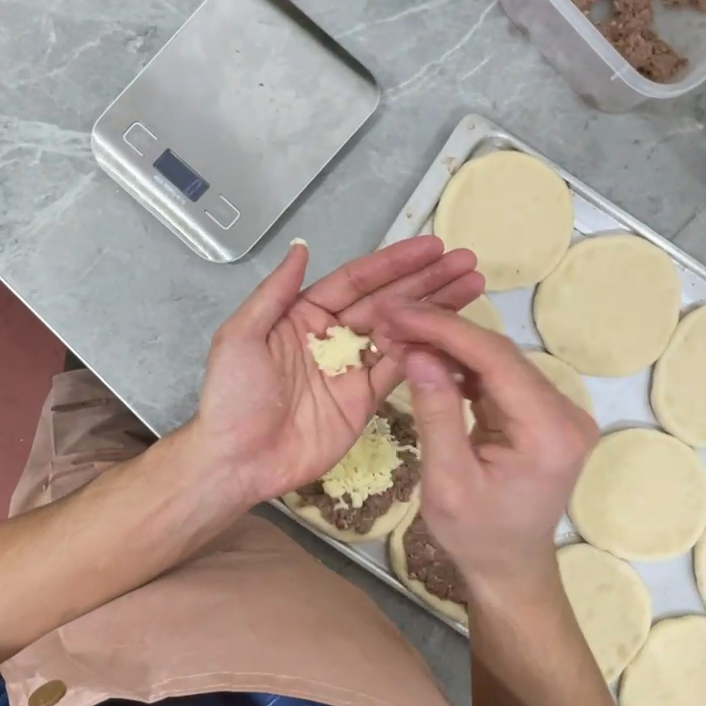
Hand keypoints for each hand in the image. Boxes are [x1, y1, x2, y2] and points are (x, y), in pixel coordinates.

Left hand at [185, 237, 483, 505]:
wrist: (238, 460)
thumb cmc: (232, 396)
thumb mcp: (240, 336)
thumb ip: (275, 293)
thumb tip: (302, 247)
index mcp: (302, 315)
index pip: (355, 281)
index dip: (393, 263)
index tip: (432, 246)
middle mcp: (331, 336)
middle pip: (386, 301)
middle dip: (425, 281)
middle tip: (467, 262)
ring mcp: (350, 369)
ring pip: (400, 332)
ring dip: (435, 310)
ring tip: (473, 287)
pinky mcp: (364, 401)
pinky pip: (398, 371)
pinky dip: (425, 352)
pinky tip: (454, 332)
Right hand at [376, 302, 598, 596]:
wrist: (509, 567)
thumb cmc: (475, 535)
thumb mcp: (446, 480)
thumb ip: (436, 413)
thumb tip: (417, 352)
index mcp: (549, 431)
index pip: (495, 359)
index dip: (444, 329)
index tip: (398, 313)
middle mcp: (565, 412)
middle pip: (499, 353)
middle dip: (442, 331)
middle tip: (391, 318)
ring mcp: (557, 411)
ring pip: (497, 359)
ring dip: (448, 344)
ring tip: (401, 333)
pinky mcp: (542, 413)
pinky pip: (498, 376)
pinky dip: (461, 364)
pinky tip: (427, 357)